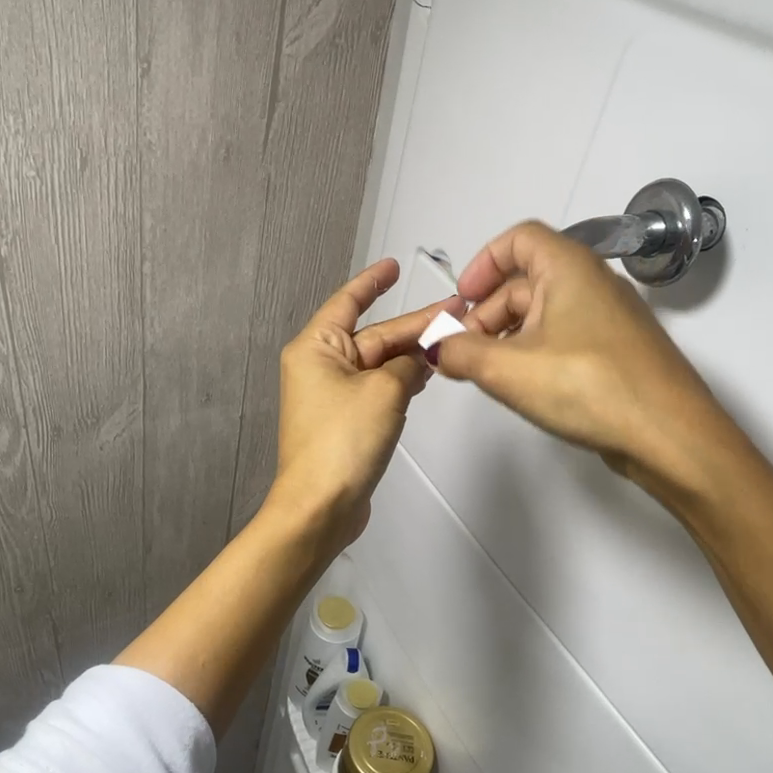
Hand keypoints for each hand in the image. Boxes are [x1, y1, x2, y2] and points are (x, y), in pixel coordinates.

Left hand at [269, 259, 456, 546]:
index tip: (394, 266)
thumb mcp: (385, 391)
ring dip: (412, 354)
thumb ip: (409, 364)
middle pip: (373, 335)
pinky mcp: (345, 422)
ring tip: (452, 341)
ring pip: (379, 364)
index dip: (373, 281)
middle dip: (413, 325)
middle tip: (456, 312)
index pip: (348, 301)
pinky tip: (428, 374)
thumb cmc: (340, 445)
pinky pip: (378, 389)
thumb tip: (421, 359)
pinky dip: (402, 381)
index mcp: (316, 347)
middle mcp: (319, 367)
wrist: (321, 506)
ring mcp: (332, 396)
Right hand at [432, 221, 748, 502]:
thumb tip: (437, 347)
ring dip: (506, 338)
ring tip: (484, 376)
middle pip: (526, 282)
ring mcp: (609, 320)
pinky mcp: (616, 353)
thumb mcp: (508, 370)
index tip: (460, 301)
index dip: (483, 263)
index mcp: (569, 268)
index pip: (519, 240)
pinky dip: (533, 353)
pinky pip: (563, 338)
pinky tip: (522, 388)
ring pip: (544, 314)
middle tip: (460, 355)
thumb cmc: (588, 387)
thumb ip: (461, 353)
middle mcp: (592, 284)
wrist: (670, 435)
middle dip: (486, 314)